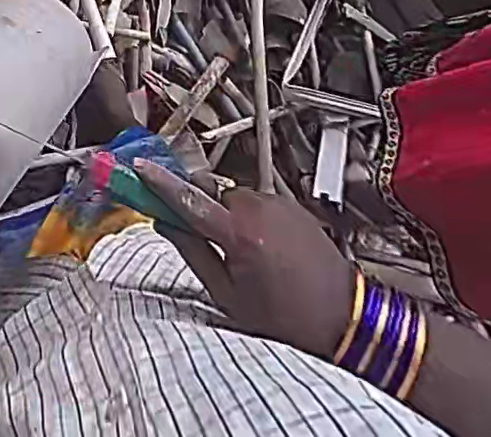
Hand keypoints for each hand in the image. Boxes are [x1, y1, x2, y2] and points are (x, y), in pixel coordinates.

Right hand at [135, 159, 354, 358]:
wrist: (351, 322)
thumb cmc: (289, 319)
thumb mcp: (228, 296)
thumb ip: (192, 252)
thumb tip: (165, 222)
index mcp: (240, 235)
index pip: (187, 199)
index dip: (159, 181)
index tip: (139, 168)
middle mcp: (260, 210)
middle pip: (210, 194)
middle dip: (205, 212)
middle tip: (214, 243)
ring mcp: (280, 204)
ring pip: (233, 197)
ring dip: (230, 214)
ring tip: (249, 252)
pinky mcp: (293, 205)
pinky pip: (257, 202)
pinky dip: (252, 216)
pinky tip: (267, 247)